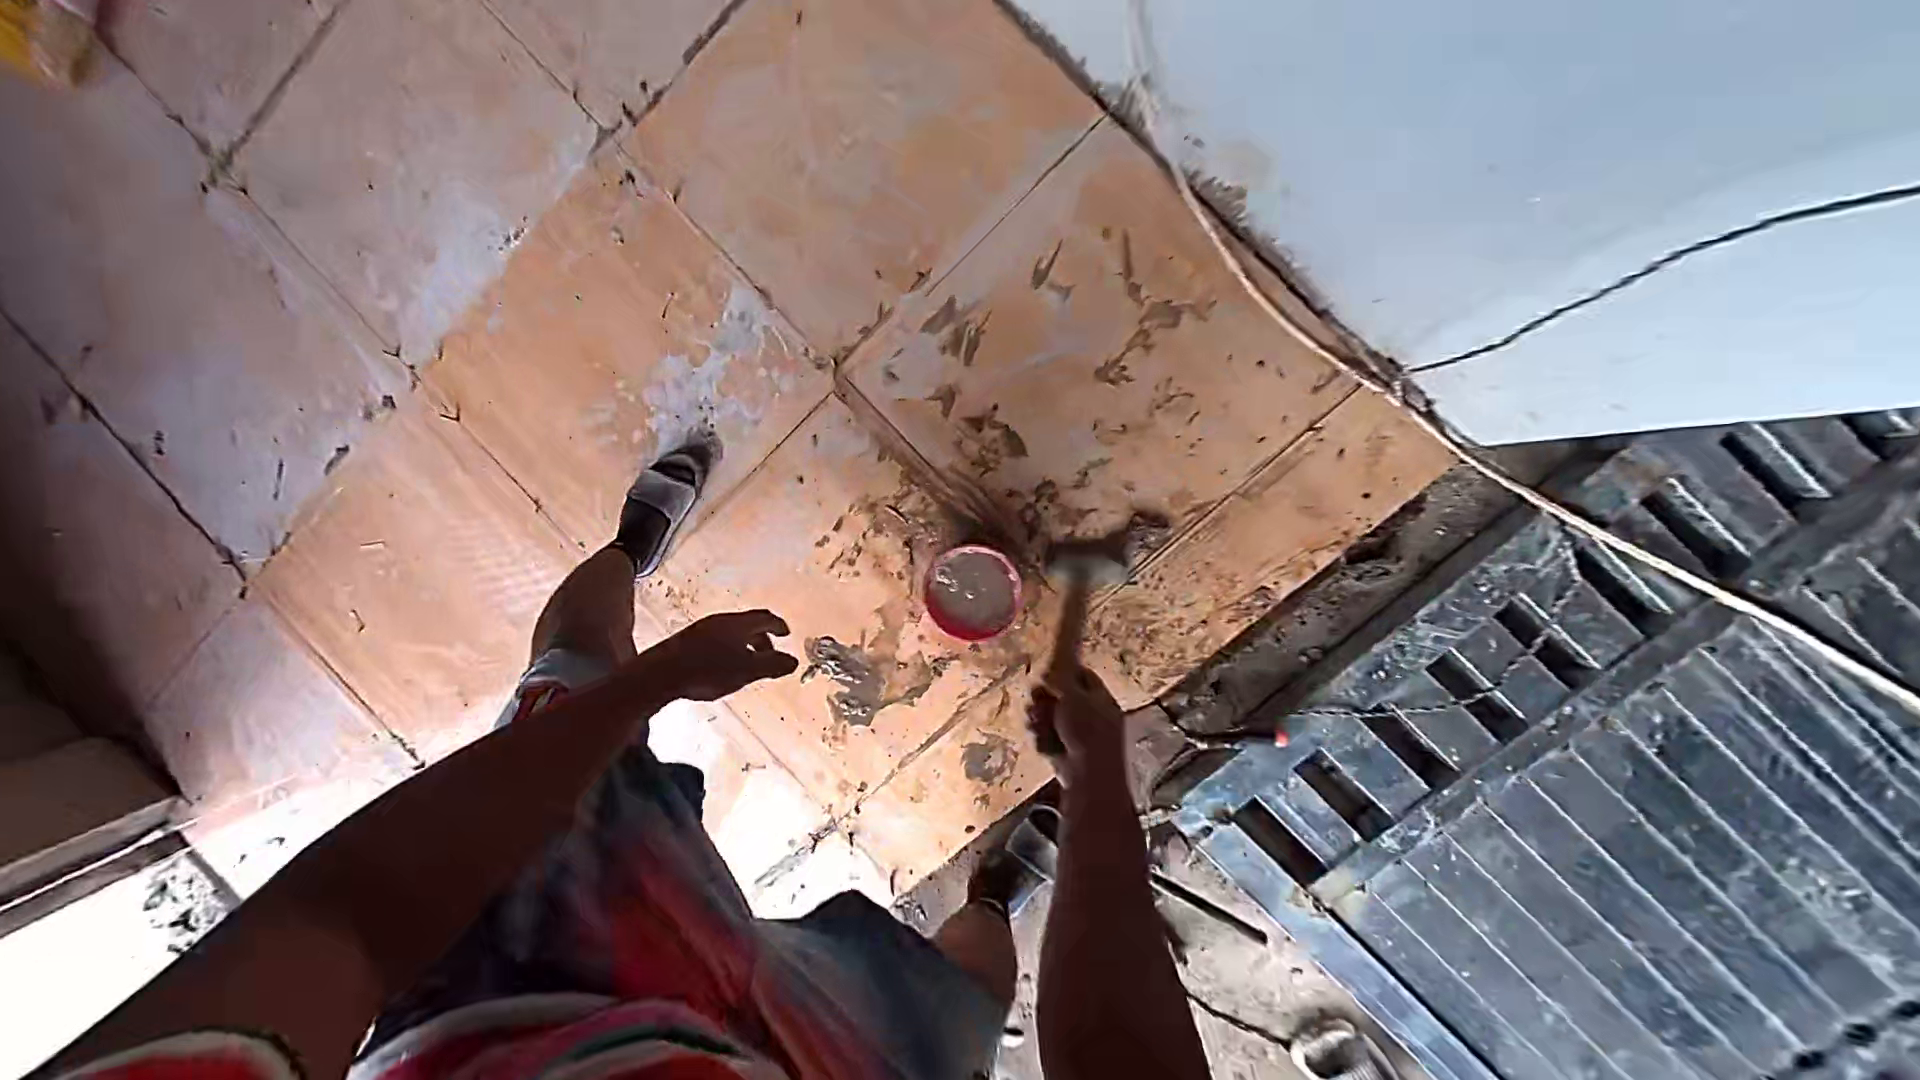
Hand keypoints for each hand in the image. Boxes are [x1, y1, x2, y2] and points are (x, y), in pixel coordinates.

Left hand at [644, 609, 797, 700]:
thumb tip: (793, 661)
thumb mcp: (747, 671)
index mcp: (738, 624)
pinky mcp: (686, 642)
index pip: (764, 618)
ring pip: (730, 633)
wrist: (658, 675)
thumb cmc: (707, 670)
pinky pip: (715, 641)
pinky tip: (722, 668)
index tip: (785, 633)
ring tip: (747, 664)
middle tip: (769, 655)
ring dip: (744, 646)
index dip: (778, 625)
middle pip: (748, 625)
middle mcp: (720, 622)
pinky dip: (727, 650)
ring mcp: (701, 630)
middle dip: (762, 639)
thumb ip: (772, 665)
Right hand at [1027, 664, 1124, 782]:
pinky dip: (1042, 739)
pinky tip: (1044, 745)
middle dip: (1043, 699)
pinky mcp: (1065, 752)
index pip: (1081, 674)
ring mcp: (1079, 735)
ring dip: (1039, 720)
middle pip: (1059, 695)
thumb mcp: (1074, 696)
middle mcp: (1091, 714)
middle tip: (1036, 702)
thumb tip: (1052, 666)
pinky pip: (1046, 737)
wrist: (1090, 778)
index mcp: (1100, 697)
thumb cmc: (1087, 732)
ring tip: (1038, 726)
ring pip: (1049, 717)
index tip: (1046, 674)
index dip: (1062, 671)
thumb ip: (1061, 677)